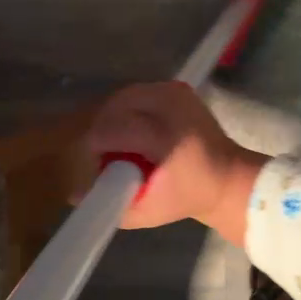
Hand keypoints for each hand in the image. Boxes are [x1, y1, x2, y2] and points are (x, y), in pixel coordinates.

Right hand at [84, 81, 267, 242]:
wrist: (226, 176)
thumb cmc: (186, 197)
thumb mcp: (147, 211)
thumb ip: (109, 203)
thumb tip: (73, 193)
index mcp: (169, 140)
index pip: (117, 128)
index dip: (97, 143)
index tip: (96, 161)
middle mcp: (174, 109)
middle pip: (117, 106)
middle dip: (104, 128)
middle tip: (107, 153)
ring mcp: (178, 94)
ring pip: (125, 96)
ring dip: (115, 117)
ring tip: (120, 142)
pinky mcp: (179, 88)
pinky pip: (138, 93)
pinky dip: (129, 109)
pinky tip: (133, 128)